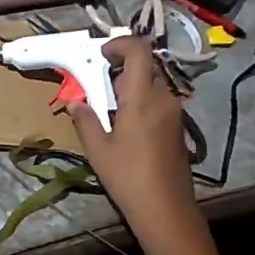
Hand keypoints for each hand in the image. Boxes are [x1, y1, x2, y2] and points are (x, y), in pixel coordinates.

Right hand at [67, 37, 200, 246]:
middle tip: (97, 94)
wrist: (166, 209)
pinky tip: (127, 132)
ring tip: (109, 116)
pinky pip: (158, 105)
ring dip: (129, 93)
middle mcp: (164, 98)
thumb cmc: (128, 178)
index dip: (119, 44)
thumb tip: (75, 102)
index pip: (139, 50)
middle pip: (143, 70)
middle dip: (119, 74)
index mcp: (143, 97)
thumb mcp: (99, 150)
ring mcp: (175, 114)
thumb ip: (85, 120)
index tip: (101, 55)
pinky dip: (141, 107)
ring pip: (151, 89)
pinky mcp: (178, 129)